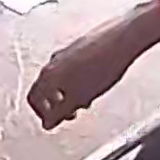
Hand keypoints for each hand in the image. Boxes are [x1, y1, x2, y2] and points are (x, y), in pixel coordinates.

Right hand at [27, 1, 159, 129]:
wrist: (126, 36)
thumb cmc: (104, 65)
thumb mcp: (80, 98)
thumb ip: (60, 113)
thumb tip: (48, 123)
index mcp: (48, 75)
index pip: (34, 99)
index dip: (42, 113)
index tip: (52, 120)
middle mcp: (52, 62)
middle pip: (45, 88)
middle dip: (56, 104)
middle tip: (69, 113)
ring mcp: (65, 52)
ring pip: (59, 78)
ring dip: (67, 92)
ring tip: (84, 99)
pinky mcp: (78, 46)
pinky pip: (70, 67)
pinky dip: (76, 80)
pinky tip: (92, 83)